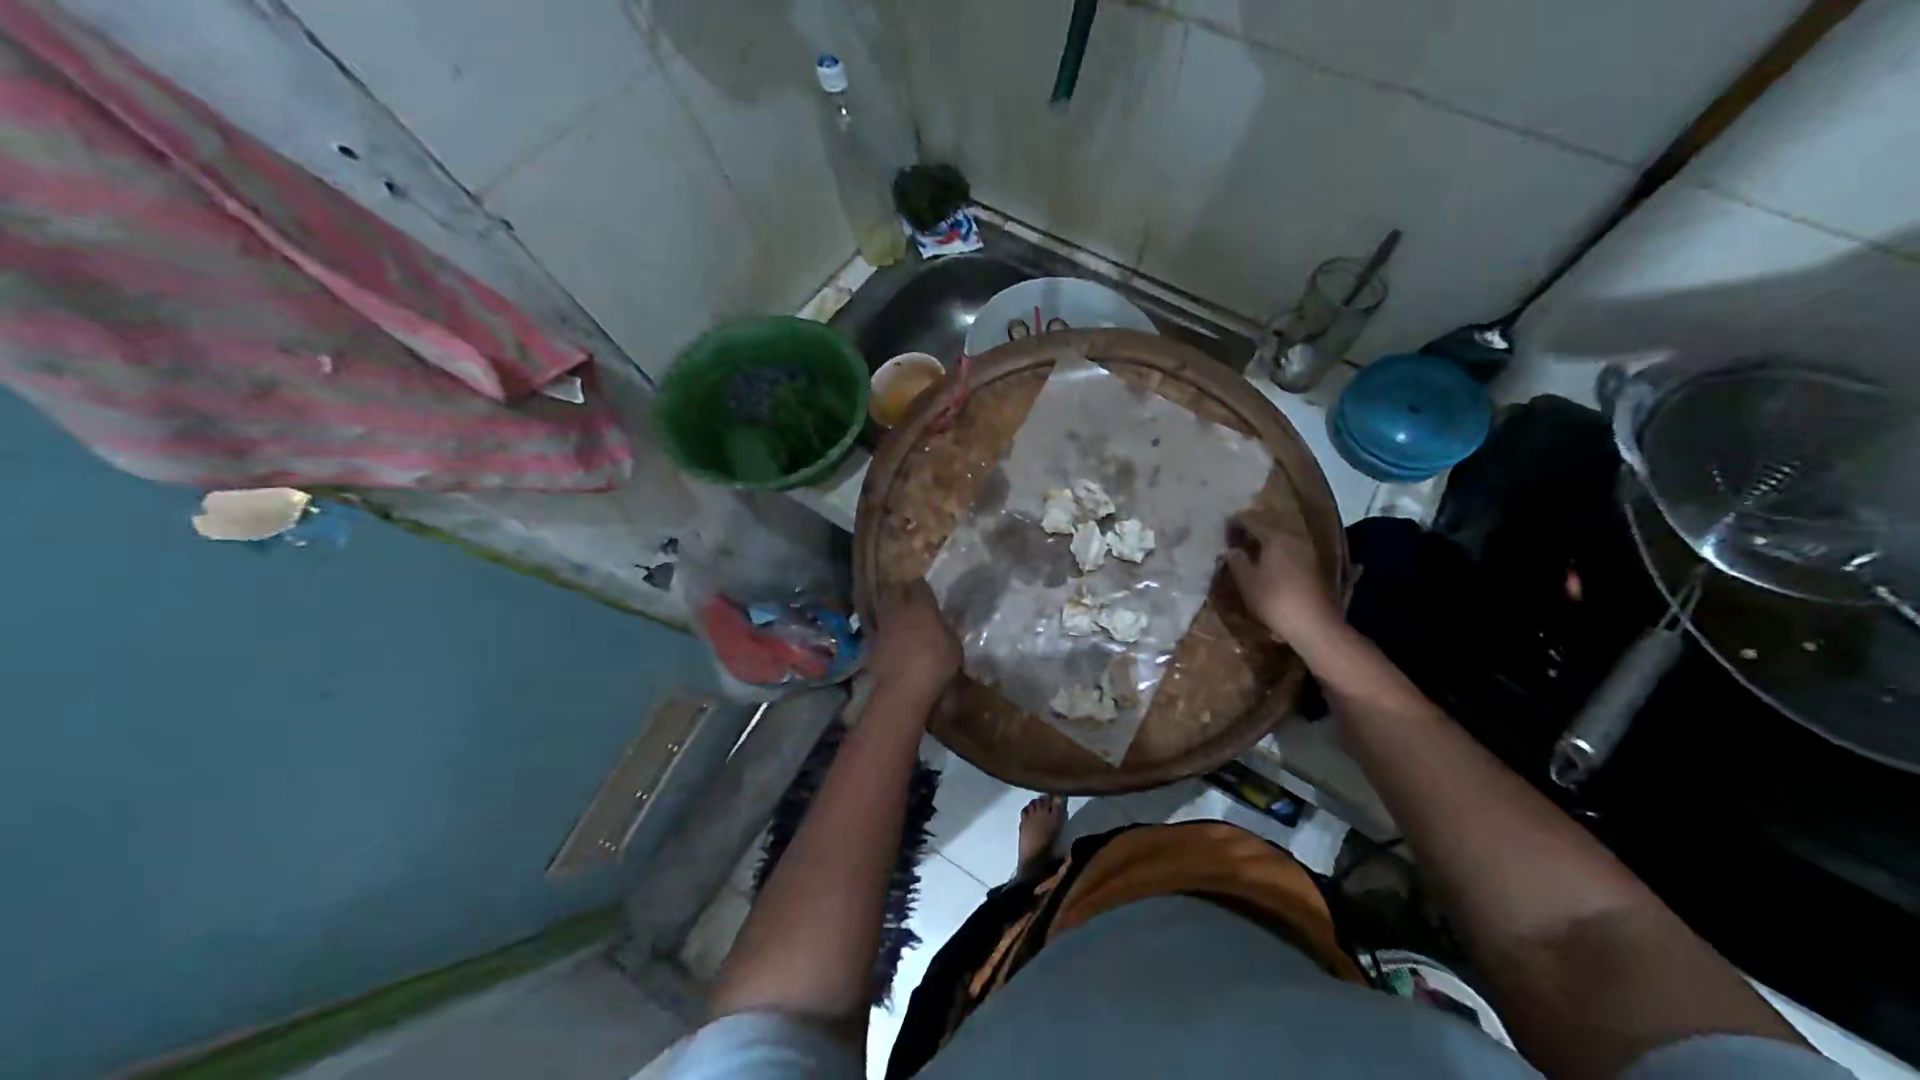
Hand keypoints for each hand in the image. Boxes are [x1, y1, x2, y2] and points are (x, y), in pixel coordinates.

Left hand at [868, 579, 960, 705]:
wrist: (903, 689)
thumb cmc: (936, 664)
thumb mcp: (954, 645)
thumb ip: (946, 629)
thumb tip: (940, 623)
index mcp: (921, 606)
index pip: (919, 584)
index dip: (922, 586)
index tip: (927, 592)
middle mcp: (899, 610)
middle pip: (895, 589)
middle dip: (902, 590)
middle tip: (911, 598)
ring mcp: (882, 626)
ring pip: (884, 606)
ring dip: (891, 607)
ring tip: (899, 616)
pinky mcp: (871, 643)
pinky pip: (877, 627)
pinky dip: (883, 629)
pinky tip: (890, 637)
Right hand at [1224, 512, 1341, 643]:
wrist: (1313, 624)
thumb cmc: (1274, 600)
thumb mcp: (1246, 581)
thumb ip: (1236, 560)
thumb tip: (1232, 550)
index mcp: (1275, 536)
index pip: (1250, 519)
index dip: (1233, 524)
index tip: (1222, 536)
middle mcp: (1294, 536)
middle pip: (1268, 523)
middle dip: (1250, 529)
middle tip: (1234, 542)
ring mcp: (1307, 549)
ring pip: (1280, 535)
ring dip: (1264, 540)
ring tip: (1249, 552)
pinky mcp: (1313, 563)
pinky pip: (1289, 546)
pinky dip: (1275, 549)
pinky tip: (1268, 562)